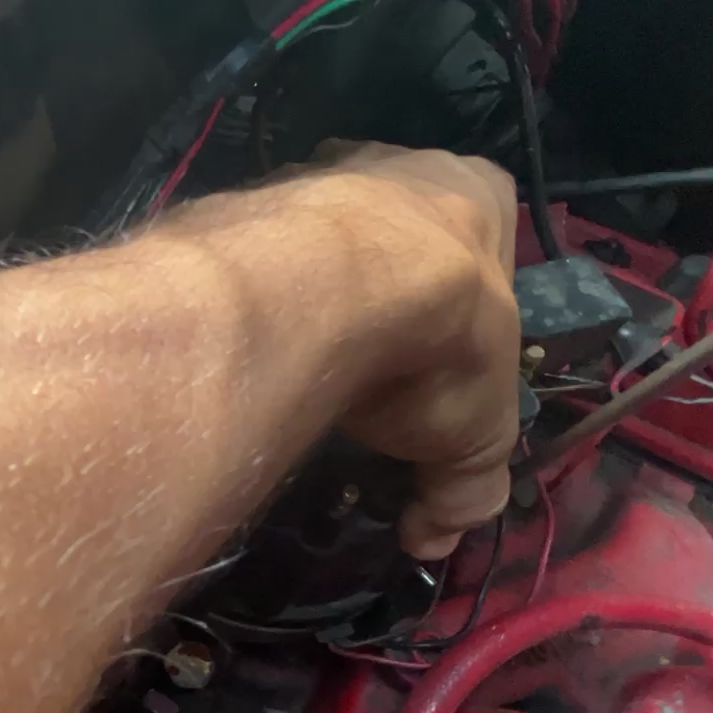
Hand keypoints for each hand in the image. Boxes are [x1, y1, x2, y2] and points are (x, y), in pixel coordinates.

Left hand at [163, 141, 521, 559]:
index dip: (448, 304)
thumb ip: (462, 487)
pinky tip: (235, 333)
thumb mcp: (470, 431)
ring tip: (281, 347)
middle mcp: (393, 169)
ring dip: (297, 285)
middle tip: (344, 351)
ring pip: (306, 235)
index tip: (420, 352)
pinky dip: (241, 292)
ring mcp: (308, 181)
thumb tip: (435, 543)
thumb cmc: (429, 344)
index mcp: (477, 198)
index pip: (476, 246)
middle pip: (383, 232)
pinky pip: (240, 252)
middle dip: (367, 288)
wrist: (322, 295)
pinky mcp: (236, 204)